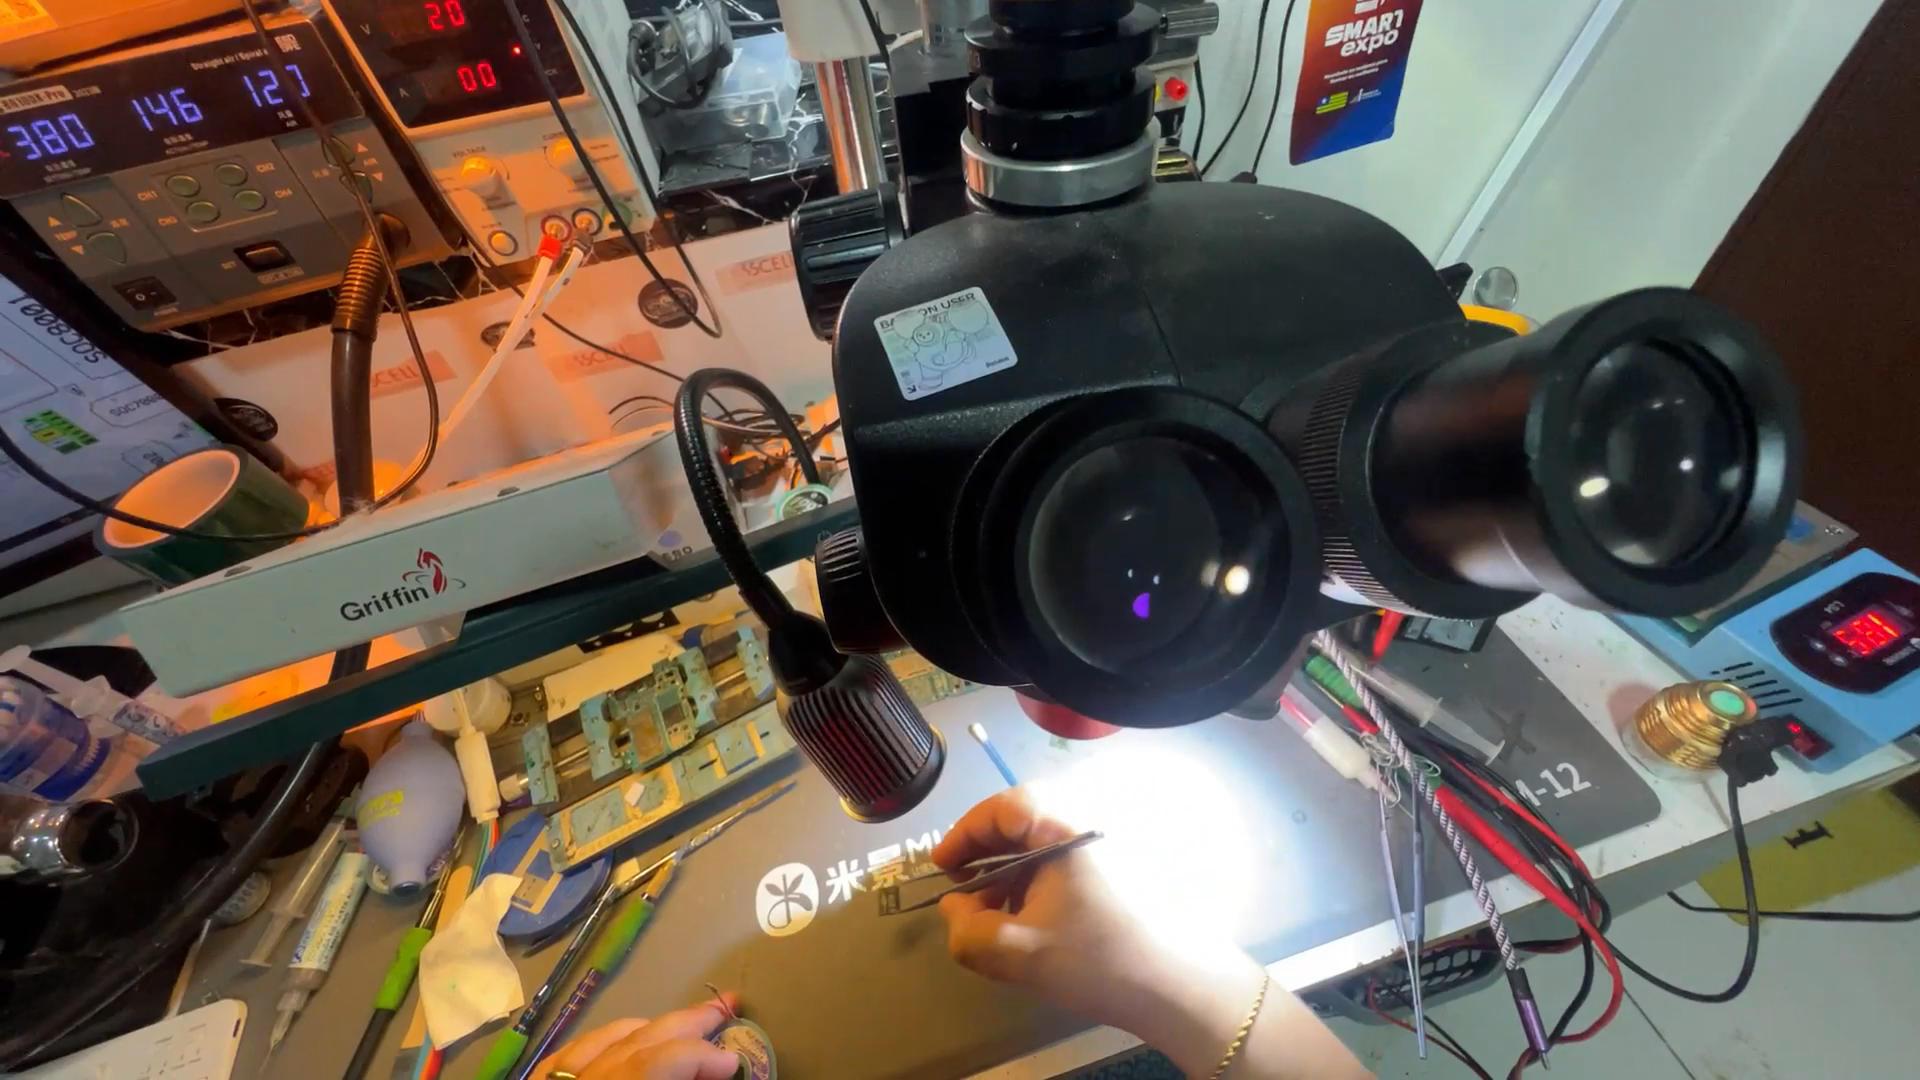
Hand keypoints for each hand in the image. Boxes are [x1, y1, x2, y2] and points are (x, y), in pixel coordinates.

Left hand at [527, 996, 739, 1079]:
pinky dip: (609, 1040)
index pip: (656, 1063)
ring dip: (653, 1028)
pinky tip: (630, 1036)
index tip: (732, 1063)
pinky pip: (571, 1053)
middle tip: (729, 1008)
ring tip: (688, 1023)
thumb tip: (720, 1072)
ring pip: (605, 1040)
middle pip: (636, 1040)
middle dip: (687, 1023)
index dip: (699, 1057)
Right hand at [932, 789, 1198, 1033]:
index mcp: (1063, 821)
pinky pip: (1066, 852)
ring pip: (1042, 837)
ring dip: (1011, 870)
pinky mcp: (1121, 855)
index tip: (941, 867)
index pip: (998, 807)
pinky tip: (1034, 914)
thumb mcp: (1020, 952)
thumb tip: (954, 907)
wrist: (1183, 984)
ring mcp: (1109, 833)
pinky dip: (1040, 876)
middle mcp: (1087, 813)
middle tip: (964, 891)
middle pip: (1020, 817)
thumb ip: (967, 930)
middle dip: (985, 855)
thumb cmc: (1099, 957)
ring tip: (997, 914)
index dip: (963, 835)